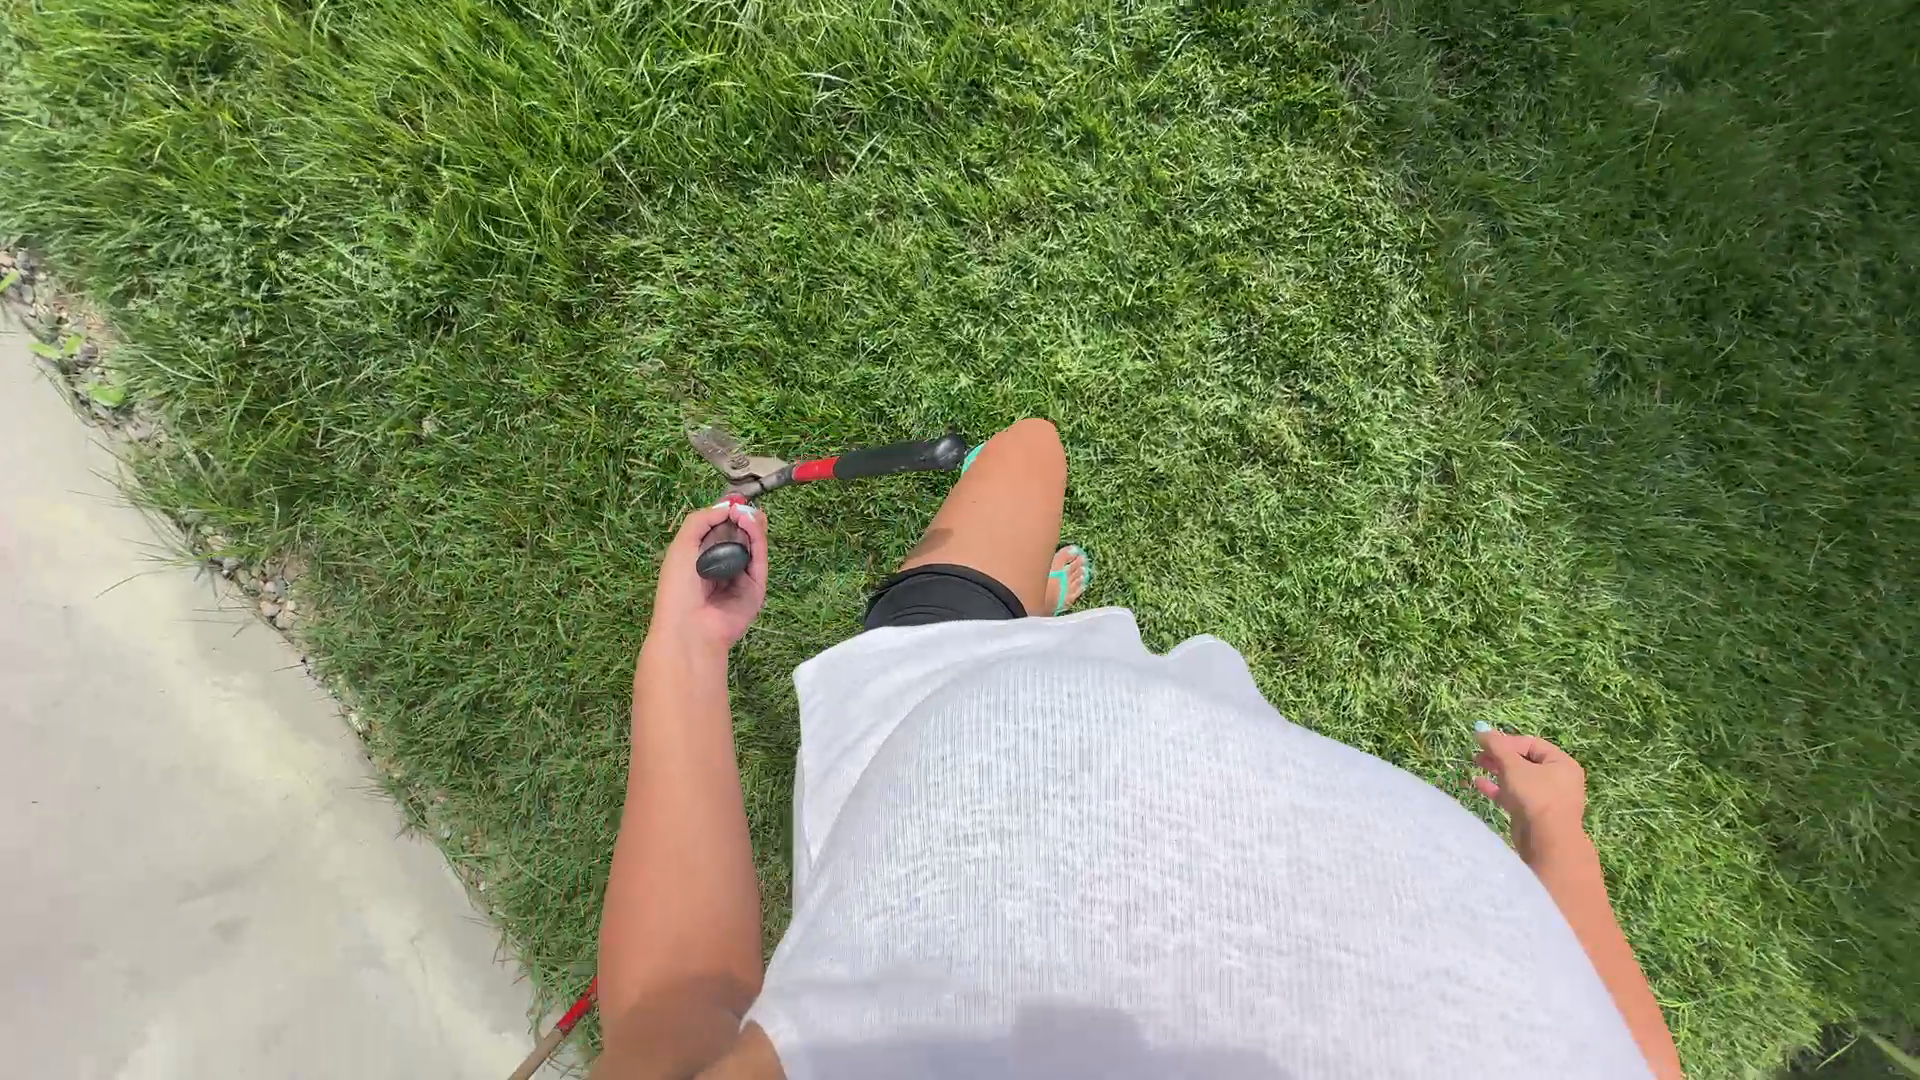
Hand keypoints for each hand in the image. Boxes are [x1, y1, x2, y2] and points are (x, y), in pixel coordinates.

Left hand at [646, 501, 768, 653]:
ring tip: (747, 512)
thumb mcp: (681, 547)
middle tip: (744, 506)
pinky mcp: (757, 586)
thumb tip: (726, 506)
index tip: (731, 502)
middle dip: (741, 519)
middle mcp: (722, 567)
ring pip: (752, 546)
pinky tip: (751, 524)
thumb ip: (700, 521)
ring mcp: (741, 577)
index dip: (724, 516)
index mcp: (700, 560)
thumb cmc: (678, 587)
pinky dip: (758, 539)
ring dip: (751, 526)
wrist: (691, 626)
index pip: (717, 532)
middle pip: (738, 538)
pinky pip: (760, 559)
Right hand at [1471, 727, 1588, 862]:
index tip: (1486, 744)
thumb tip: (1481, 729)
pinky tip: (1478, 783)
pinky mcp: (1535, 811)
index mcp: (1561, 763)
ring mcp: (1548, 796)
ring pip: (1518, 777)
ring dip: (1496, 769)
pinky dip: (1497, 787)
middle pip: (1524, 760)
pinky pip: (1514, 793)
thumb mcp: (1512, 764)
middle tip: (1479, 754)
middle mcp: (1559, 778)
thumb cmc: (1534, 794)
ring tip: (1477, 764)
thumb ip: (1496, 745)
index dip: (1507, 741)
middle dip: (1499, 755)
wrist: (1546, 838)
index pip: (1532, 743)